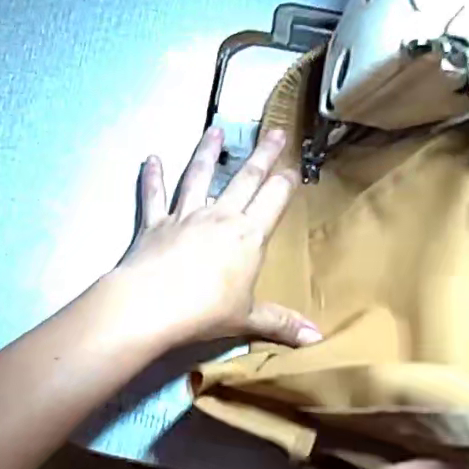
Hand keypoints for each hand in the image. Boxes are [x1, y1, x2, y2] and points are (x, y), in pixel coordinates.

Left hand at [100, 126, 320, 349]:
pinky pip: (154, 195)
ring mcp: (185, 216)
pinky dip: (152, 177)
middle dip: (262, 155)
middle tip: (273, 131)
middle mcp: (220, 216)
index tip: (293, 167)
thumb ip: (281, 323)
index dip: (285, 183)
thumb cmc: (205, 312)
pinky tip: (151, 159)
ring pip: (199, 175)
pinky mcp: (154, 223)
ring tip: (215, 130)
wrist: (152, 305)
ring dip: (208, 152)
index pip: (274, 200)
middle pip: (245, 178)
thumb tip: (317, 339)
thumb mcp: (247, 318)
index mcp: (248, 236)